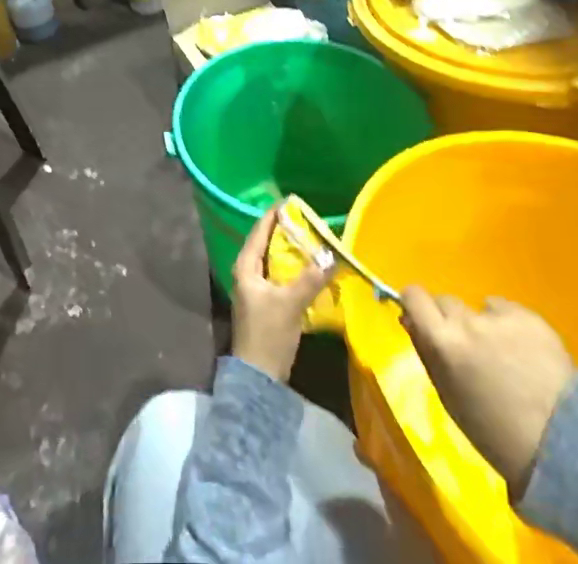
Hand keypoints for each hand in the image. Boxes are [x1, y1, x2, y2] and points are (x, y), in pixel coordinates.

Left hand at [229, 208, 333, 382]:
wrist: (259, 377)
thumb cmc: (268, 334)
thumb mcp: (291, 303)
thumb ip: (311, 277)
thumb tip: (331, 254)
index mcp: (246, 268)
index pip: (259, 231)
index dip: (275, 214)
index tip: (293, 201)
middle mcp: (248, 274)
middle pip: (267, 243)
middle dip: (287, 231)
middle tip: (310, 219)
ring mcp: (256, 289)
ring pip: (275, 260)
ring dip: (293, 250)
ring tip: (315, 238)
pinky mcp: (267, 302)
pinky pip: (282, 275)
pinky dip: (296, 268)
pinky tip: (313, 267)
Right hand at [401, 288, 574, 499]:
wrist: (556, 443)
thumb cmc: (492, 431)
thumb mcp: (447, 395)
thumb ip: (428, 353)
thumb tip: (411, 322)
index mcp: (444, 342)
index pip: (415, 297)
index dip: (414, 304)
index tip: (419, 317)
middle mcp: (470, 320)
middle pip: (446, 301)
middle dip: (449, 320)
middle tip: (465, 348)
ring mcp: (503, 316)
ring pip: (480, 307)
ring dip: (482, 324)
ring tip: (503, 354)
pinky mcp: (531, 316)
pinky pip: (509, 311)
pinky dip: (510, 326)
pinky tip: (524, 353)